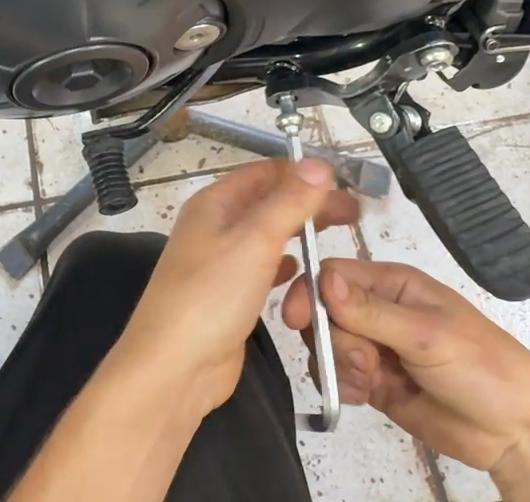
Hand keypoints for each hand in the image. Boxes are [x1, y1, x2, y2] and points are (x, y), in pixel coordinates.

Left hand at [112, 158, 355, 415]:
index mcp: (214, 203)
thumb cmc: (211, 295)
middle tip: (354, 214)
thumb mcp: (255, 240)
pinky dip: (284, 263)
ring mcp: (220, 261)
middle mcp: (214, 225)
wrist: (175, 366)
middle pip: (267, 202)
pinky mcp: (228, 294)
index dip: (301, 172)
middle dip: (308, 203)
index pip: (263, 172)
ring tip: (336, 237)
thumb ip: (289, 202)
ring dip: (299, 231)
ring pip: (267, 235)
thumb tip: (319, 164)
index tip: (343, 182)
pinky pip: (262, 267)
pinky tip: (301, 269)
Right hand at [280, 258, 529, 494]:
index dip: (310, 293)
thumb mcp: (426, 334)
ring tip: (369, 382)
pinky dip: (341, 386)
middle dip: (334, 339)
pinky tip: (363, 396)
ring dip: (338, 364)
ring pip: (328, 345)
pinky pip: (338, 376)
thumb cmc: (480, 367)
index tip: (296, 321)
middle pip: (324, 313)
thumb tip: (323, 280)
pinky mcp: (375, 382)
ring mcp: (376, 347)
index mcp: (392, 284)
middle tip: (365, 362)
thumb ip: (371, 311)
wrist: (517, 432)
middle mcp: (378, 310)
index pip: (333, 275)